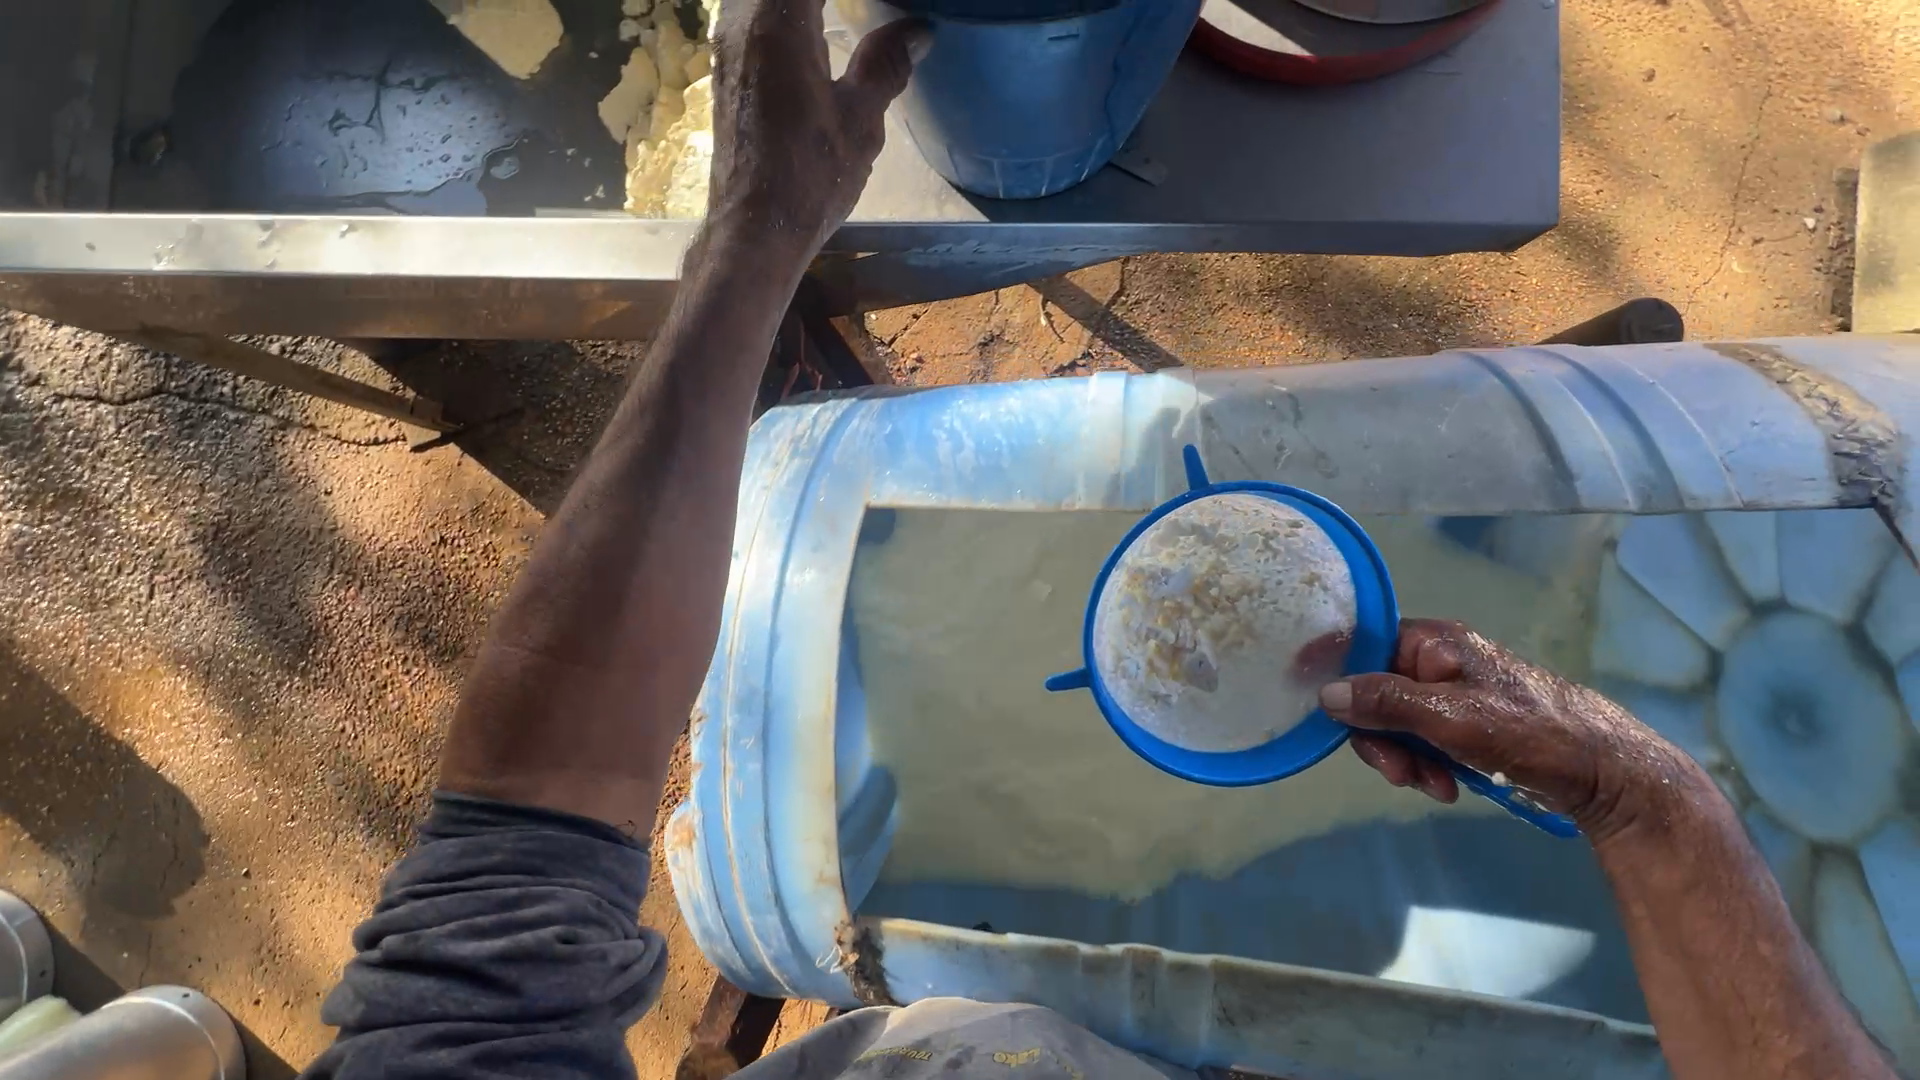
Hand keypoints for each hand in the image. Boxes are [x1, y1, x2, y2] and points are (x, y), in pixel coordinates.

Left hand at [707, 0, 928, 255]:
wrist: (757, 230)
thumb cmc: (811, 178)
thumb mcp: (860, 120)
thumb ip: (885, 64)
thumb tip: (919, 28)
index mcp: (779, 19)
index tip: (882, 5)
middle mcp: (742, 18)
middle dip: (825, 2)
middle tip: (868, 12)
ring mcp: (727, 43)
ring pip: (766, 1)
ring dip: (804, 8)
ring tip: (842, 18)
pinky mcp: (726, 69)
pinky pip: (753, 16)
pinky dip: (786, 17)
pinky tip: (813, 34)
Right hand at [1318, 618, 1705, 842]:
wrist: (1612, 776)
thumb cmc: (1531, 733)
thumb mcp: (1449, 717)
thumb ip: (1384, 701)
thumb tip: (1324, 693)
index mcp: (1432, 642)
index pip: (1361, 644)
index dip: (1335, 672)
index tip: (1316, 709)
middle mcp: (1436, 660)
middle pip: (1373, 691)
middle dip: (1379, 737)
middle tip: (1397, 774)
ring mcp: (1450, 692)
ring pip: (1394, 721)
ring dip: (1403, 758)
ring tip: (1431, 786)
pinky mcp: (1464, 723)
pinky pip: (1420, 739)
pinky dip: (1425, 764)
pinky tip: (1446, 786)